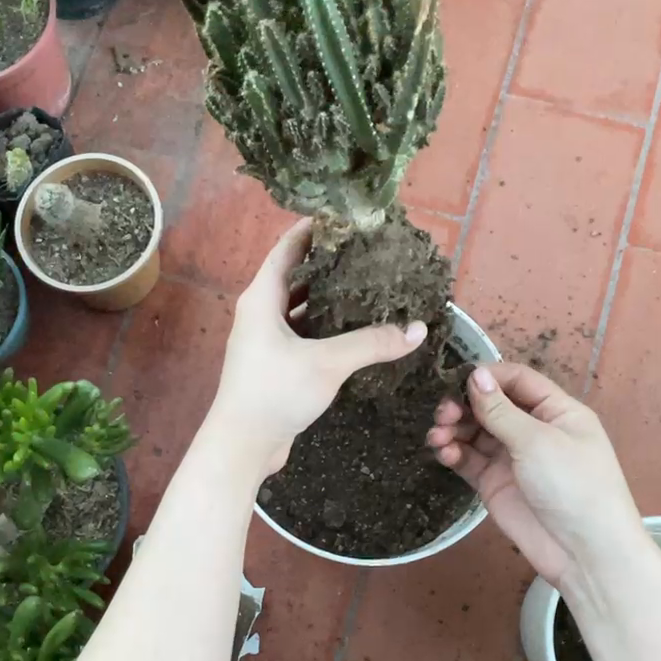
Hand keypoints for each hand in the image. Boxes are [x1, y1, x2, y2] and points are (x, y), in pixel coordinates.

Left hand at [208, 219, 425, 472]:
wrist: (242, 445)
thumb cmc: (275, 392)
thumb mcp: (327, 363)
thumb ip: (371, 343)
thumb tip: (418, 329)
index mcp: (261, 298)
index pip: (288, 248)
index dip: (315, 228)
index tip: (348, 216)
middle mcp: (260, 313)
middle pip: (296, 276)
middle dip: (331, 264)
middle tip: (370, 253)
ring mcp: (266, 340)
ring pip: (301, 308)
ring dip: (330, 299)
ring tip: (369, 287)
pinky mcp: (275, 365)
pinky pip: (303, 335)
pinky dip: (326, 328)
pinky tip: (356, 329)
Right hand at [425, 363, 644, 587]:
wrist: (583, 552)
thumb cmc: (573, 485)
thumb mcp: (537, 441)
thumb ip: (500, 409)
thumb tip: (475, 374)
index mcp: (556, 412)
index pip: (518, 381)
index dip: (488, 377)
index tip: (457, 381)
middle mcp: (532, 430)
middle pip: (490, 405)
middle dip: (464, 405)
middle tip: (443, 414)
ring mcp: (512, 457)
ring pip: (474, 431)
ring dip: (454, 429)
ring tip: (438, 437)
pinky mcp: (494, 482)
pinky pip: (468, 459)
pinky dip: (453, 452)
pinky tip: (444, 452)